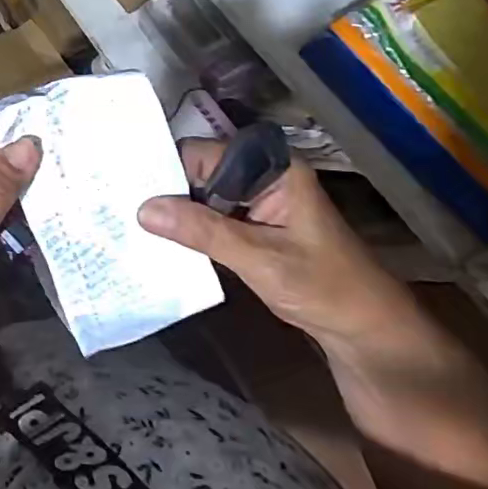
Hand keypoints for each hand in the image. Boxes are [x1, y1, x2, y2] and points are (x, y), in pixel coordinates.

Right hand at [138, 138, 416, 352]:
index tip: (128, 187)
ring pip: (197, 192)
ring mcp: (253, 200)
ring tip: (127, 219)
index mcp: (273, 169)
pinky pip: (205, 213)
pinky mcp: (247, 223)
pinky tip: (156, 236)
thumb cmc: (326, 289)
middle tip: (119, 204)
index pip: (203, 153)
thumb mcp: (261, 259)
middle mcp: (260, 175)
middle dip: (163, 188)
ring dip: (171, 209)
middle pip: (195, 169)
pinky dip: (184, 225)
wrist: (368, 335)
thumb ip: (202, 231)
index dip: (166, 168)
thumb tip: (143, 209)